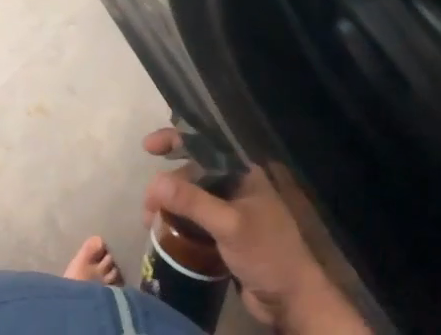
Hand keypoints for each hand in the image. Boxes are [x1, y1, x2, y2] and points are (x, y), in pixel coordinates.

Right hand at [142, 129, 364, 331]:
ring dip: (169, 207)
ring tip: (151, 225)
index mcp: (242, 173)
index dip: (176, 139)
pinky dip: (178, 223)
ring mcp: (230, 211)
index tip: (148, 147)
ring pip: (191, 198)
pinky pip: (195, 220)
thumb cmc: (268, 254)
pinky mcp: (225, 235)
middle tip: (147, 206)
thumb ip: (192, 201)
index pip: (205, 144)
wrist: (292, 301)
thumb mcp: (229, 225)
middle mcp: (235, 186)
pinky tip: (164, 234)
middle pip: (192, 173)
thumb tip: (154, 182)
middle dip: (167, 185)